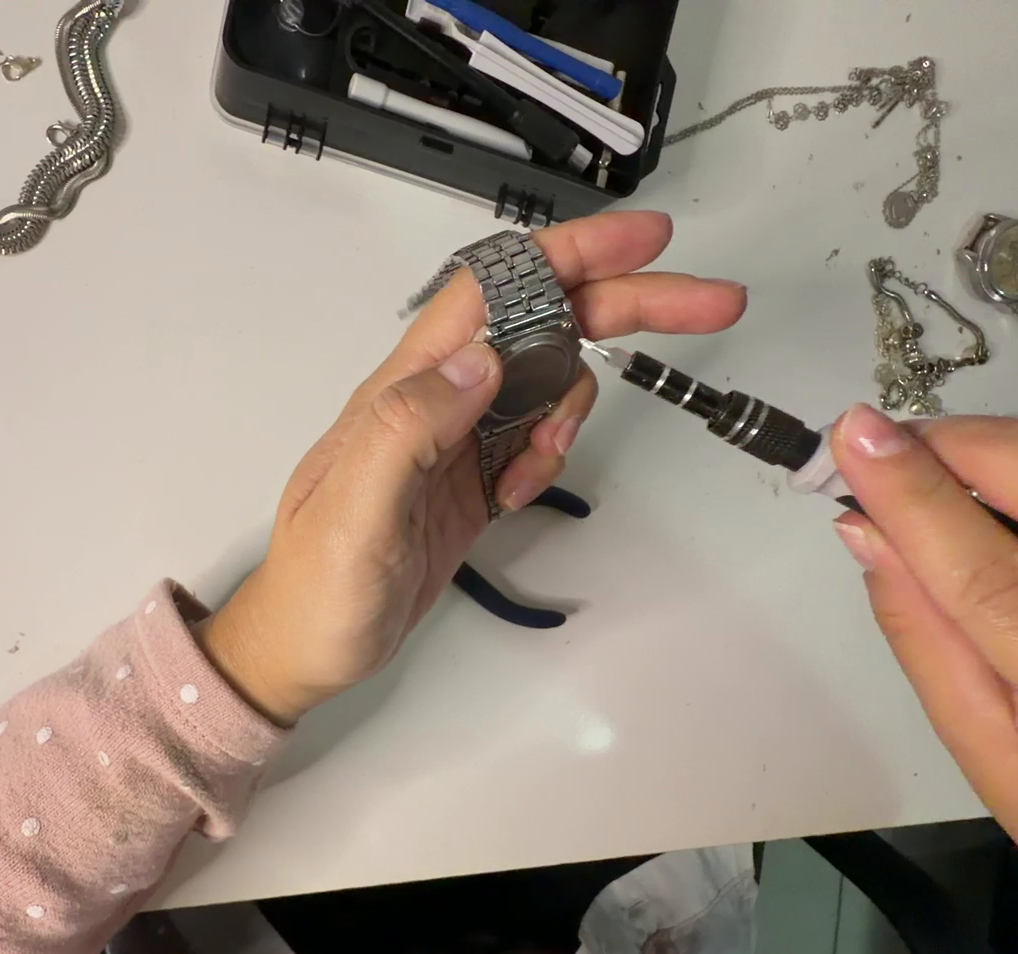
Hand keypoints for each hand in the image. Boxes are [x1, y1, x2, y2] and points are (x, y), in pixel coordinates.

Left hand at [197, 212, 746, 723]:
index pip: (493, 294)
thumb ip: (408, 430)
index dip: (569, 256)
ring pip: (544, 386)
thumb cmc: (318, 588)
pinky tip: (519, 493)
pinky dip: (548, 459)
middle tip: (707, 305)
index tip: (647, 242)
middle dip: (623, 305)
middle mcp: (434, 404)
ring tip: (541, 463)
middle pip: (540, 325)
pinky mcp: (469, 484)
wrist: (310, 646)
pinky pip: (531, 444)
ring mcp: (456, 444)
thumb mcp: (354, 513)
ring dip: (572, 410)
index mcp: (403, 392)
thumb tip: (481, 359)